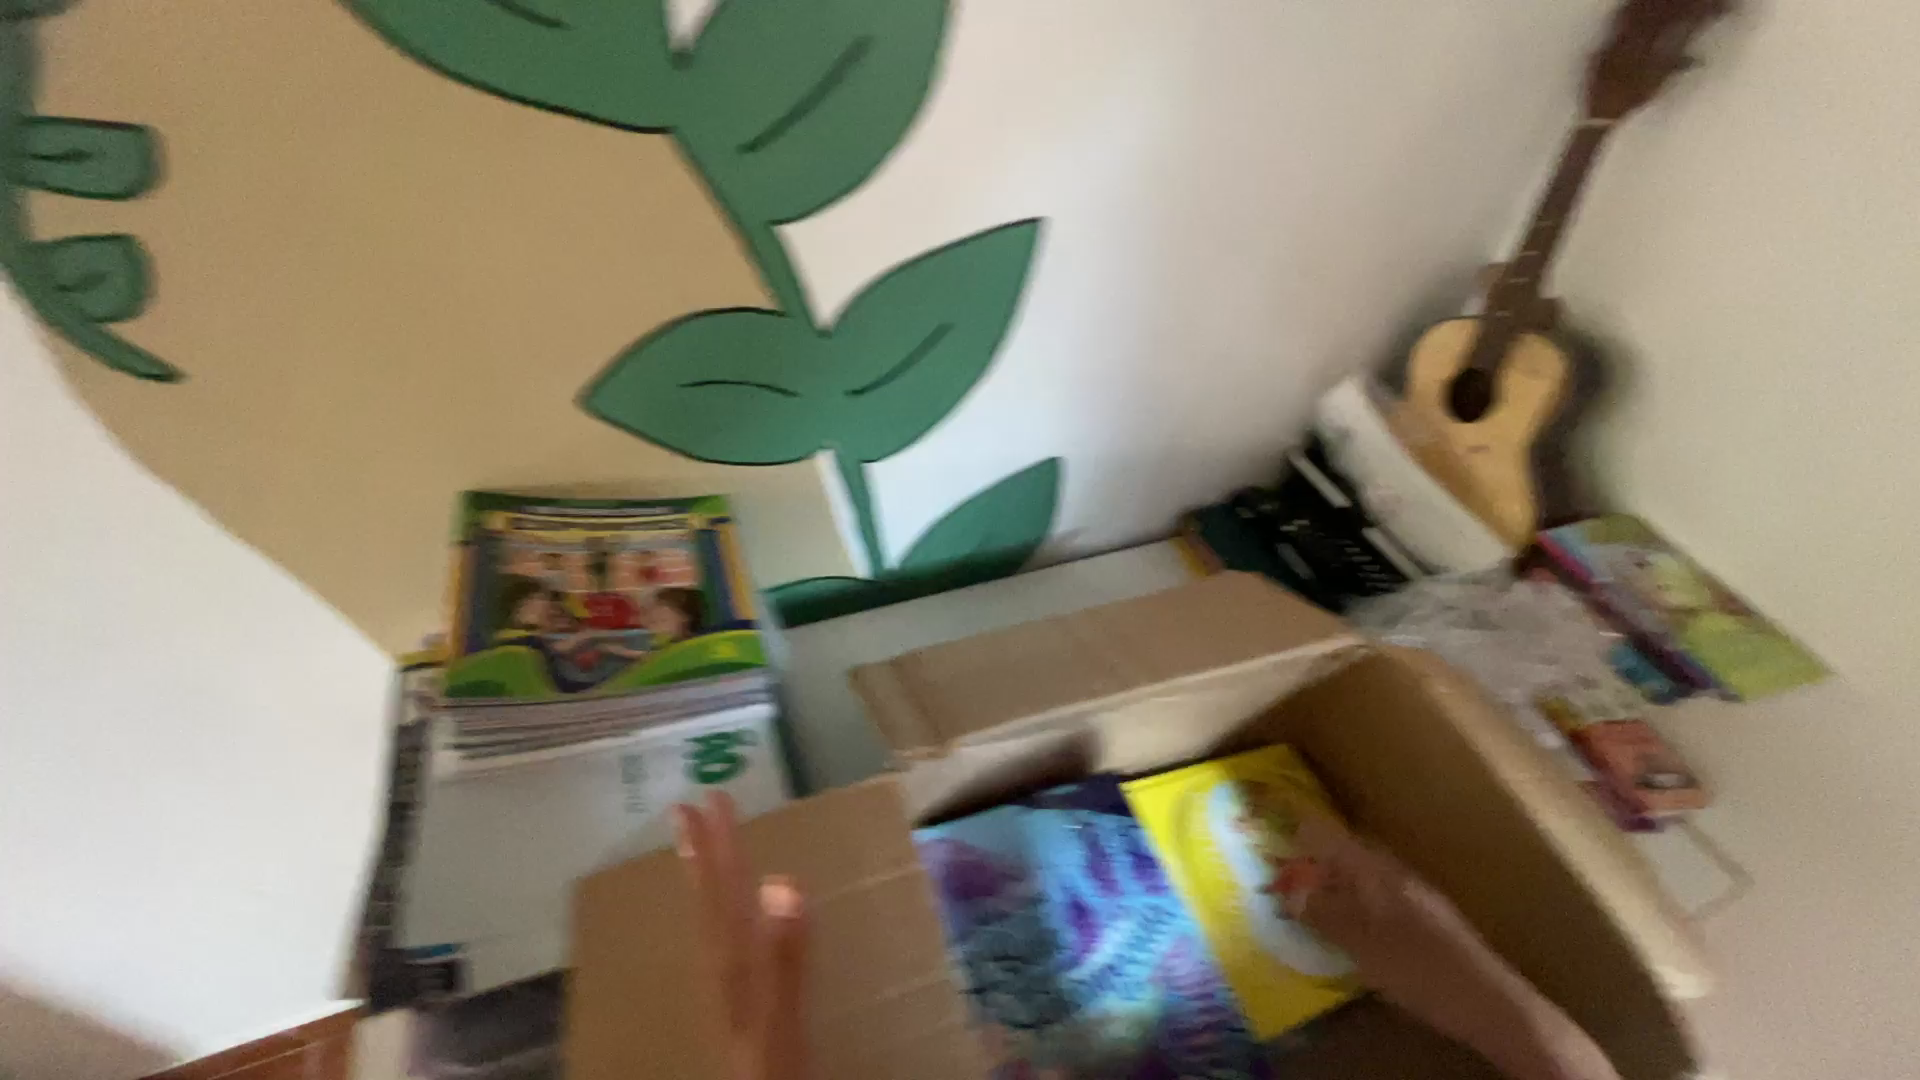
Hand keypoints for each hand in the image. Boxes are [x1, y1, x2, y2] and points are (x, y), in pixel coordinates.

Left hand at [675, 791, 810, 1079]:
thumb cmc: (776, 1060)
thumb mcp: (783, 1007)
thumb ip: (783, 951)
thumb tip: (781, 881)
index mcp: (733, 956)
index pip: (724, 887)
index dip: (718, 841)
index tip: (708, 799)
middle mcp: (722, 960)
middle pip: (709, 893)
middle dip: (702, 847)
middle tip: (686, 804)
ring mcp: (726, 976)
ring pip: (710, 910)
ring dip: (704, 870)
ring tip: (694, 839)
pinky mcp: (738, 991)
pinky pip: (723, 931)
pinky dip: (720, 903)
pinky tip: (728, 902)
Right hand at [1284, 817, 1619, 1079]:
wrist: (1494, 1006)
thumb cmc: (1419, 969)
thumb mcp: (1359, 943)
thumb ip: (1321, 912)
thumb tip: (1287, 889)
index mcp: (1374, 869)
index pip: (1327, 832)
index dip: (1298, 825)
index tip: (1272, 821)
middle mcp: (1393, 872)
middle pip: (1344, 850)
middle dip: (1313, 854)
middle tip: (1285, 869)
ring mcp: (1414, 894)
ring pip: (1361, 873)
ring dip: (1333, 880)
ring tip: (1311, 900)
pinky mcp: (1426, 919)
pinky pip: (1376, 895)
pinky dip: (1354, 900)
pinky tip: (1350, 927)